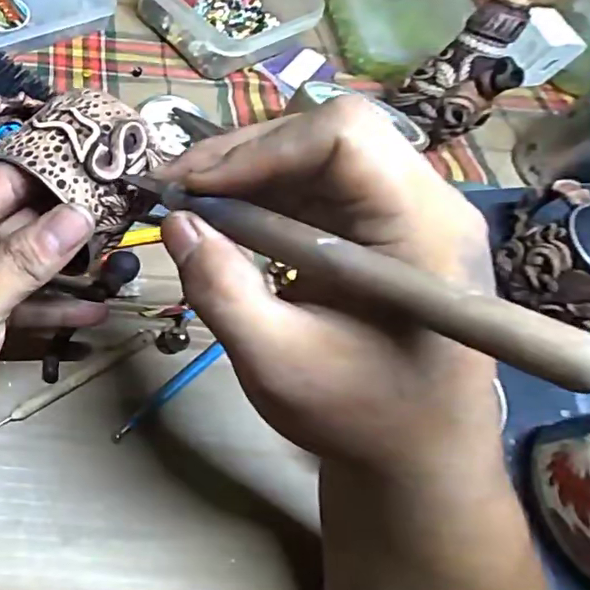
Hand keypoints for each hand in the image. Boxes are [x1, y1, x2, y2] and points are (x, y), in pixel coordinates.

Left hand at [0, 165, 107, 436]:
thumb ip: (25, 260)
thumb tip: (81, 215)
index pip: (7, 182)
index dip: (58, 179)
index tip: (113, 179)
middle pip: (24, 217)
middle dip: (73, 225)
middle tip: (131, 224)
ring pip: (29, 258)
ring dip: (70, 267)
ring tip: (122, 268)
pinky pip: (24, 295)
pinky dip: (53, 304)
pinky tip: (94, 310)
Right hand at [158, 96, 501, 476]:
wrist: (413, 452)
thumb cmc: (357, 416)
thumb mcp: (275, 361)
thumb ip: (222, 291)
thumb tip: (174, 223)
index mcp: (419, 229)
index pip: (344, 139)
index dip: (258, 151)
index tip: (189, 189)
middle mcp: (420, 203)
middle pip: (323, 136)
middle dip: (237, 157)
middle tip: (170, 190)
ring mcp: (396, 214)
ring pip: (309, 156)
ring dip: (238, 173)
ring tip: (181, 201)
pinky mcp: (371, 230)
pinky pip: (307, 189)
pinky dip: (252, 196)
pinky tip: (215, 218)